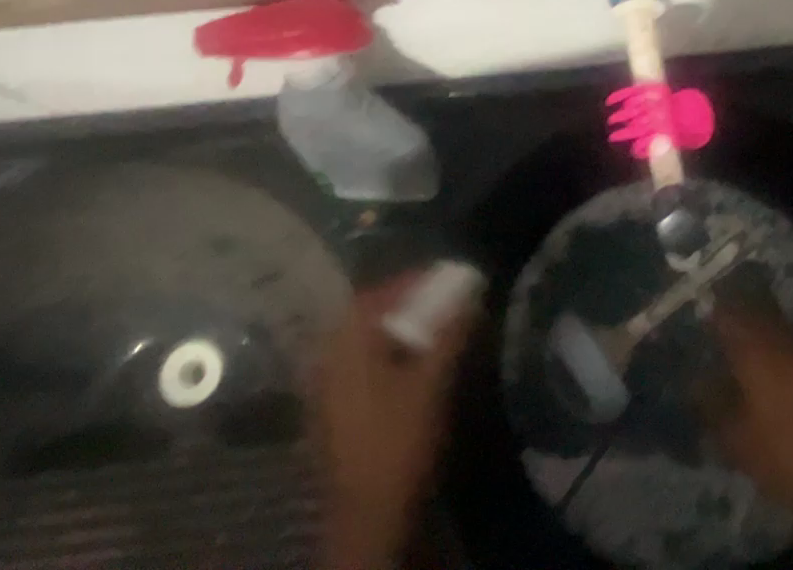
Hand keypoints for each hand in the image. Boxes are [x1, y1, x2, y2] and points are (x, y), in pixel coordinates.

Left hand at [313, 273, 476, 568]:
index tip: (449, 278)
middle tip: (446, 304)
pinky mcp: (330, 408)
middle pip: (370, 313)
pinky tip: (411, 368)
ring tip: (435, 333)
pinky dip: (386, 355)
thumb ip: (450, 330)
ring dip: (398, 331)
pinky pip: (360, 364)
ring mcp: (323, 382)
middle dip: (409, 304)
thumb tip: (469, 285)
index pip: (380, 291)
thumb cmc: (398, 440)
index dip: (416, 281)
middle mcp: (327, 353)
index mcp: (345, 339)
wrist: (367, 513)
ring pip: (365, 340)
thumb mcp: (432, 381)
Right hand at [707, 304, 792, 569]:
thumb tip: (697, 386)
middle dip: (740, 315)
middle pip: (759, 322)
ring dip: (763, 329)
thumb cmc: (782, 458)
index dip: (717, 314)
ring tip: (746, 336)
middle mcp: (783, 353)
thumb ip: (712, 409)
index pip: (732, 324)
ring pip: (780, 335)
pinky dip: (781, 350)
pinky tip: (775, 364)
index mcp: (757, 360)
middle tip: (723, 315)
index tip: (703, 309)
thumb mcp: (735, 441)